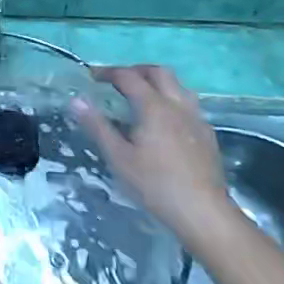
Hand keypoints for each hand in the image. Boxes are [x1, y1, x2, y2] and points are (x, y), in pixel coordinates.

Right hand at [72, 65, 239, 248]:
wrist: (203, 212)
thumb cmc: (155, 183)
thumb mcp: (118, 156)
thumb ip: (97, 125)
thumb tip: (76, 100)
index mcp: (154, 107)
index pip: (129, 76)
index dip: (108, 72)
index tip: (91, 77)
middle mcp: (178, 105)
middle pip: (159, 73)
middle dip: (135, 70)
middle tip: (116, 81)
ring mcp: (197, 119)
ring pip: (178, 86)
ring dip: (156, 83)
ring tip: (139, 97)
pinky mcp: (207, 135)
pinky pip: (188, 104)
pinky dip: (170, 100)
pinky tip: (162, 121)